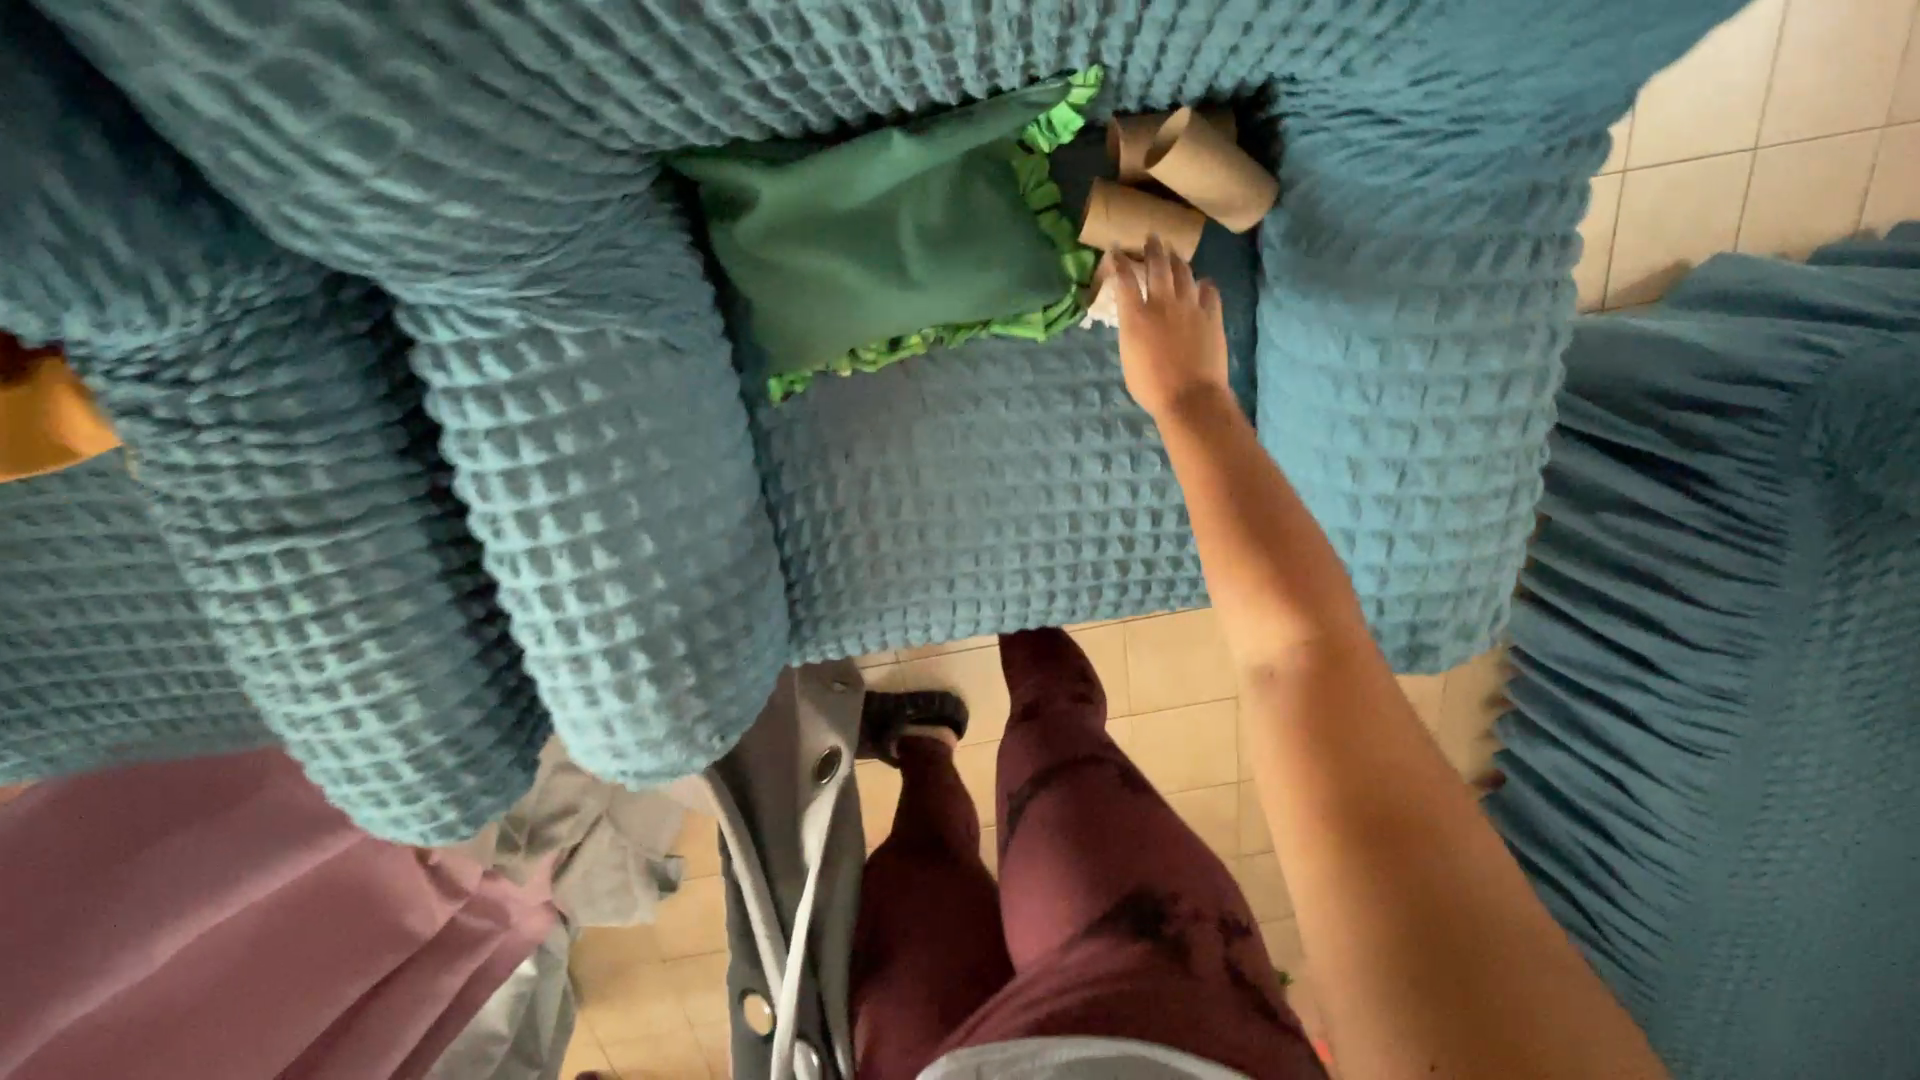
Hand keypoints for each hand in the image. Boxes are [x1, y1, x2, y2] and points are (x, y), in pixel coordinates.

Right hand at [1113, 235, 1231, 420]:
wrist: (1190, 397)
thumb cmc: (1151, 387)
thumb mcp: (1129, 359)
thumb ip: (1132, 333)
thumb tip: (1136, 321)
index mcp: (1136, 317)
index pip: (1124, 280)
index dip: (1118, 262)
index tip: (1115, 249)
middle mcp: (1162, 304)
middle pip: (1157, 266)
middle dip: (1153, 248)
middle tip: (1152, 237)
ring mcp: (1190, 307)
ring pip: (1183, 273)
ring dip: (1177, 260)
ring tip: (1174, 252)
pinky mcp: (1211, 315)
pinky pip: (1209, 291)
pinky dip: (1203, 284)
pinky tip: (1202, 282)